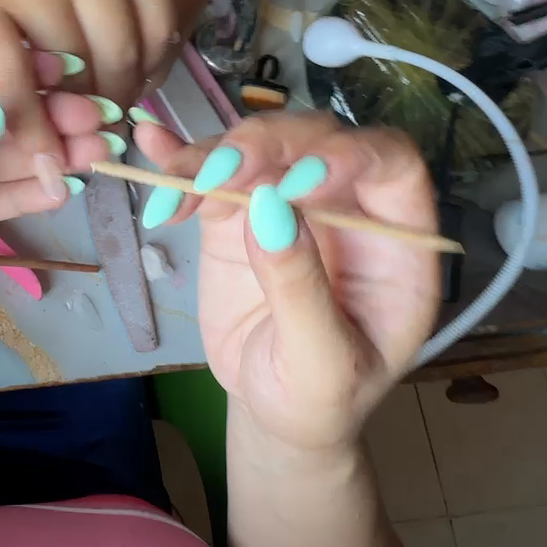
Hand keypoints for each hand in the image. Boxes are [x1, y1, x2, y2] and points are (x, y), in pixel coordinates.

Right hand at [0, 0, 176, 169]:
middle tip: (94, 123)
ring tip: (61, 128)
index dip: (149, 75)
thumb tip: (122, 52)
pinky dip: (24, 121)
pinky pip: (12, 78)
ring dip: (67, 112)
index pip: (158, 25)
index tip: (131, 97)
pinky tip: (26, 140)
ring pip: (69, 71)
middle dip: (111, 101)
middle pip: (119, 54)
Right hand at [134, 113, 439, 455]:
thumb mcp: (323, 364)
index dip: (350, 154)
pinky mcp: (232, 211)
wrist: (270, 407)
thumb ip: (301, 289)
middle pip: (312, 139)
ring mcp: (282, 202)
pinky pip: (207, 172)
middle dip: (266, 146)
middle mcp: (341, 205)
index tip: (299, 181)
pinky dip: (178, 160)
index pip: (390, 164)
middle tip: (222, 175)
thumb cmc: (318, 397)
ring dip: (213, 155)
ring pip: (254, 146)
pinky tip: (153, 146)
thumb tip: (268, 208)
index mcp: (393, 240)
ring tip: (178, 187)